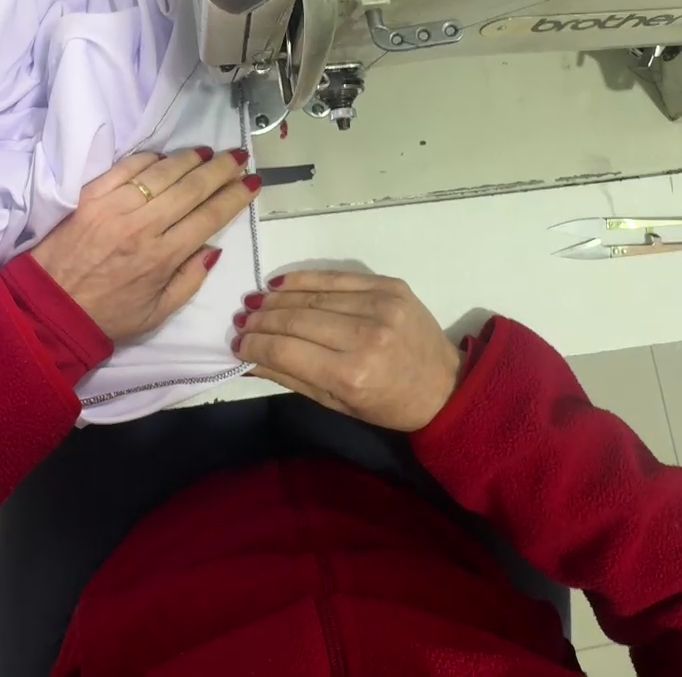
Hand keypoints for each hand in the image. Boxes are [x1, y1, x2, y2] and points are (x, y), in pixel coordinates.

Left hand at [30, 147, 259, 341]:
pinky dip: (150, 158)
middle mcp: (143, 227)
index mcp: (162, 258)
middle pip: (192, 188)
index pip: (210, 216)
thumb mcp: (158, 313)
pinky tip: (164, 157)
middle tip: (239, 156)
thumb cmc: (108, 315)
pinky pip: (127, 167)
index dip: (235, 196)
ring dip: (190, 159)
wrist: (47, 307)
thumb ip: (190, 279)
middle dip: (221, 169)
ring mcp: (115, 207)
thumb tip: (213, 246)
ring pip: (162, 172)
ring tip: (207, 153)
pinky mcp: (91, 195)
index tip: (252, 182)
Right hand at [233, 271, 463, 431]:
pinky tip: (280, 284)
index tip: (236, 341)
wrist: (445, 384)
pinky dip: (305, 279)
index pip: (287, 349)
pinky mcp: (391, 285)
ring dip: (277, 298)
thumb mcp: (337, 404)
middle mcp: (366, 336)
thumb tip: (245, 358)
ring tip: (255, 302)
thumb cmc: (388, 405)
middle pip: (297, 319)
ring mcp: (381, 305)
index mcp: (352, 375)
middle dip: (262, 319)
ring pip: (313, 296)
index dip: (255, 343)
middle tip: (240, 319)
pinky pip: (337, 276)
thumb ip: (290, 376)